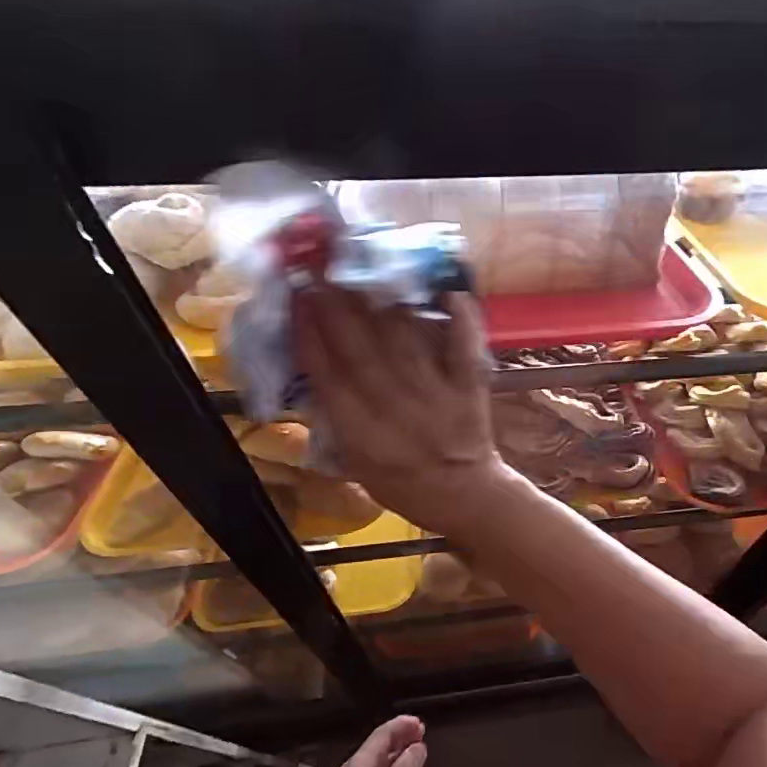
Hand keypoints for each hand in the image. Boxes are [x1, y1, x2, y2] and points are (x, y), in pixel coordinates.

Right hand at [296, 287, 509, 536]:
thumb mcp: (356, 464)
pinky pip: (463, 348)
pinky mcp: (469, 389)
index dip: (309, 336)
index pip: (327, 377)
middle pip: (360, 353)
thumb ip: (337, 420)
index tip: (297, 300)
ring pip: (404, 343)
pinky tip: (447, 291)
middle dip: (336, 309)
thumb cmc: (404, 484)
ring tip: (362, 270)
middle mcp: (395, 410)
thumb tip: (317, 369)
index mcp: (361, 434)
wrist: (465, 496)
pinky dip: (458, 318)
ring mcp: (436, 396)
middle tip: (320, 271)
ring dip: (381, 304)